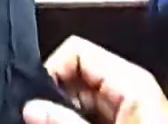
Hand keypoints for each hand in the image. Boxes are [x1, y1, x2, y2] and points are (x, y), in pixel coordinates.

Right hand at [22, 36, 167, 123]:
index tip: (32, 101)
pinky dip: (79, 123)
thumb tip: (32, 107)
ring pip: (86, 101)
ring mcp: (135, 111)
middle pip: (80, 77)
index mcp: (132, 78)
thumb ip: (68, 121)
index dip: (51, 71)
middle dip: (56, 97)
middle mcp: (133, 88)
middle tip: (35, 120)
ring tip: (47, 123)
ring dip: (65, 114)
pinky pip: (97, 117)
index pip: (78, 50)